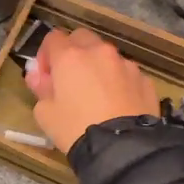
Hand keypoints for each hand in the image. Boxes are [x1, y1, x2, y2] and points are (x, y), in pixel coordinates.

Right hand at [23, 28, 160, 153]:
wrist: (121, 146)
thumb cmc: (74, 128)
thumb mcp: (44, 112)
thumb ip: (40, 88)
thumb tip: (39, 77)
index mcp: (70, 57)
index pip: (53, 38)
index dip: (45, 55)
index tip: (44, 75)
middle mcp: (99, 52)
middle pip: (82, 37)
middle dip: (72, 52)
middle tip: (68, 78)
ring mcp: (125, 64)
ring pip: (106, 55)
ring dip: (96, 66)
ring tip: (94, 94)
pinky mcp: (144, 78)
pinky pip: (124, 72)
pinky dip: (116, 81)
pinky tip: (115, 104)